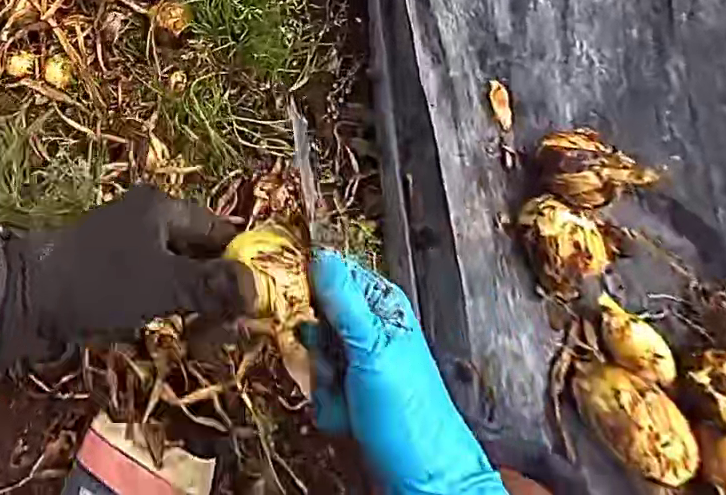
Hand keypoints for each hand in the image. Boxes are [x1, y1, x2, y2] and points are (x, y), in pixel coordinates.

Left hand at [0, 185, 252, 368]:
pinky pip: (158, 285)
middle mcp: (149, 218)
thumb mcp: (164, 283)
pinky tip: (178, 333)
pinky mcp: (117, 269)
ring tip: (203, 339)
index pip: (219, 231)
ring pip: (181, 272)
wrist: (34, 297)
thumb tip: (258, 287)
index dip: (241, 263)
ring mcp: (131, 243)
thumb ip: (213, 285)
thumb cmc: (103, 280)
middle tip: (228, 331)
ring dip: (196, 304)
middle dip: (218, 291)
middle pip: (201, 252)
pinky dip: (172, 307)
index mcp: (163, 207)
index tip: (257, 302)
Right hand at [303, 250, 505, 494]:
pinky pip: (312, 380)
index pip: (328, 268)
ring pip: (307, 347)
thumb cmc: (413, 421)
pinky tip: (343, 414)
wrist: (425, 488)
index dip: (308, 284)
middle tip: (328, 360)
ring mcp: (354, 358)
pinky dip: (321, 399)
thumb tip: (319, 253)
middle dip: (310, 339)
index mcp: (380, 303)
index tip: (300, 304)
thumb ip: (344, 301)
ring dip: (316, 374)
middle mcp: (365, 325)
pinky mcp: (344, 389)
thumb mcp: (373, 350)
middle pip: (310, 309)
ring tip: (340, 394)